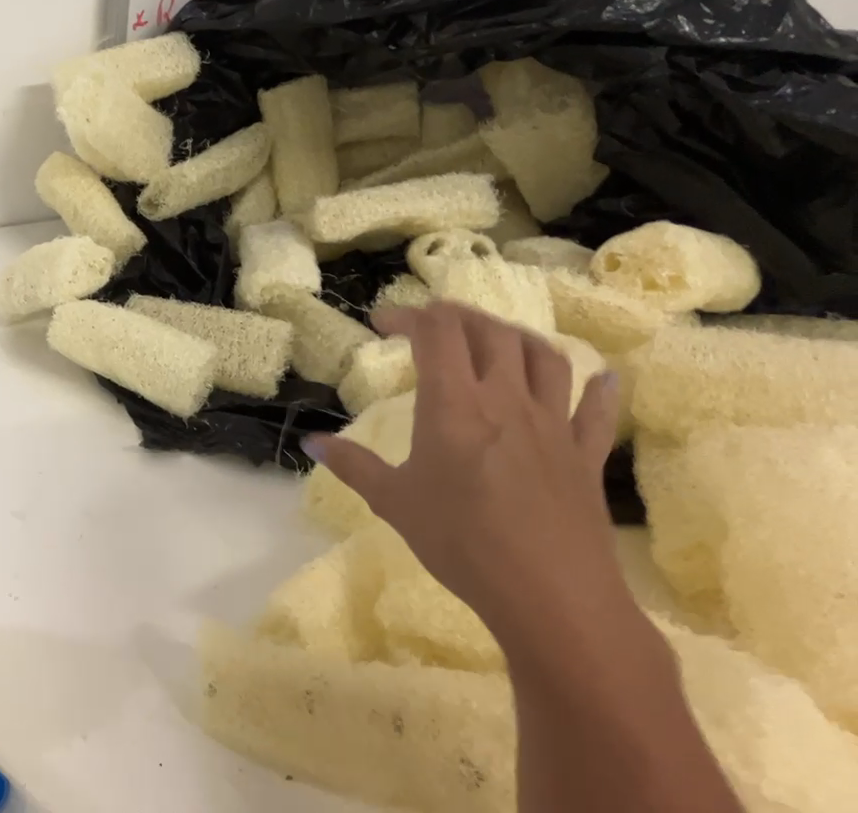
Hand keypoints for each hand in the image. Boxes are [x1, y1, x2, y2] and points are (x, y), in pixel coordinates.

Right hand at [302, 304, 628, 636]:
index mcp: (454, 405)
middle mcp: (506, 401)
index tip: (382, 323)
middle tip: (429, 324)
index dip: (409, 316)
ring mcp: (553, 425)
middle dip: (457, 317)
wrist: (552, 596)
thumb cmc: (460, 542)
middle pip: (490, 333)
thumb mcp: (393, 502)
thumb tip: (311, 441)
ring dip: (514, 337)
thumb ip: (353, 465)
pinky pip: (596, 410)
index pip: (437, 334)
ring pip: (544, 356)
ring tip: (492, 340)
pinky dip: (597, 388)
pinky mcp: (585, 455)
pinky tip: (600, 379)